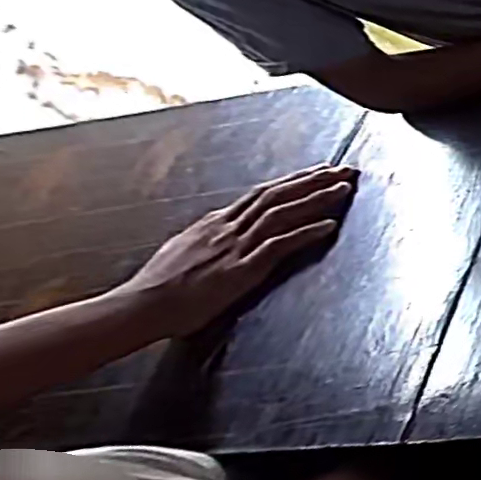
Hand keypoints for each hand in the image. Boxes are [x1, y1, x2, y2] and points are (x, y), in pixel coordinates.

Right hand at [113, 165, 357, 337]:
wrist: (135, 310)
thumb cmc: (160, 286)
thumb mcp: (186, 248)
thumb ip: (212, 234)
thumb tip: (228, 223)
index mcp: (216, 223)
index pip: (263, 193)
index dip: (295, 180)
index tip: (321, 170)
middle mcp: (227, 228)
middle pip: (277, 195)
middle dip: (313, 180)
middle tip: (345, 169)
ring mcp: (234, 247)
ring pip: (281, 213)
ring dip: (316, 198)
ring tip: (344, 188)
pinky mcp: (241, 269)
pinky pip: (279, 245)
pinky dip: (306, 232)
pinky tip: (330, 225)